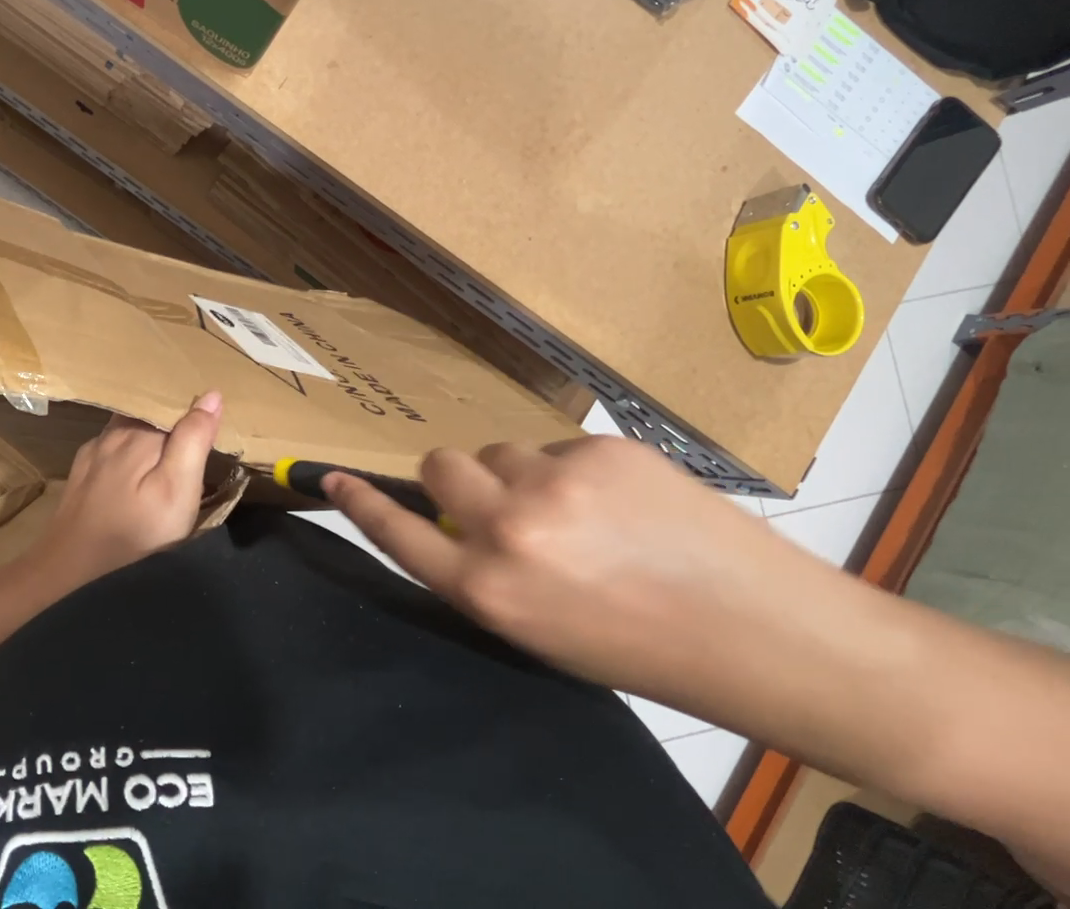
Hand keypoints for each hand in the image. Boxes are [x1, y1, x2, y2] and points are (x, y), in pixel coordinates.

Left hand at [23, 392, 223, 593]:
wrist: (73, 560)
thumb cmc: (135, 530)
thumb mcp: (177, 490)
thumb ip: (193, 441)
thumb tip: (211, 395)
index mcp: (142, 431)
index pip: (176, 403)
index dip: (196, 410)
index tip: (212, 427)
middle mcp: (115, 430)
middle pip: (152, 412)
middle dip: (174, 419)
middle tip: (196, 442)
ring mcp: (95, 447)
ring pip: (131, 425)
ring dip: (150, 431)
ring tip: (170, 451)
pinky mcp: (84, 466)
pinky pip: (114, 443)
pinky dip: (130, 446)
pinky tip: (136, 465)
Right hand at [324, 436, 815, 694]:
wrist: (762, 633)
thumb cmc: (638, 649)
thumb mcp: (535, 631)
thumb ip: (480, 575)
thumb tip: (455, 521)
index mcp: (488, 589)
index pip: (398, 532)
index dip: (360, 502)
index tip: (333, 478)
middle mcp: (509, 530)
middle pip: (439, 465)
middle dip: (456, 479)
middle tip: (495, 501)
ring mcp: (555, 483)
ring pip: (498, 451)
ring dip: (517, 473)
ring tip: (576, 510)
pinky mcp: (602, 450)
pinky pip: (555, 446)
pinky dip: (571, 469)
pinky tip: (620, 503)